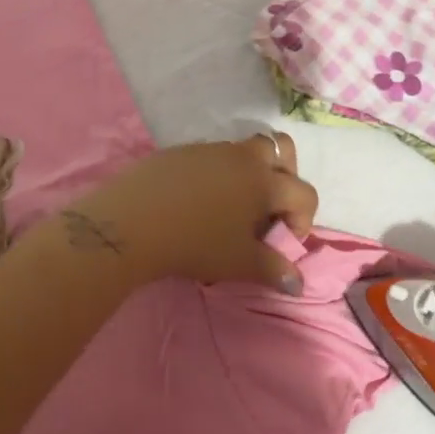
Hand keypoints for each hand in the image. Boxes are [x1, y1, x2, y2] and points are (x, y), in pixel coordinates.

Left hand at [61, 132, 319, 291]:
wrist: (131, 222)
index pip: (304, 193)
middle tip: (266, 208)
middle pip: (281, 149)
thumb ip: (273, 270)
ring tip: (229, 207)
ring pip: (244, 151)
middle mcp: (243, 157)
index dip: (303, 219)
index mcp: (266, 182)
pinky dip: (215, 174)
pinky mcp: (179, 151)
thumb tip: (297, 284)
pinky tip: (195, 202)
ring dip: (249, 174)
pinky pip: (210, 157)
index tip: (282, 242)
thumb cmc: (195, 243)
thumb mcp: (239, 262)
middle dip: (284, 175)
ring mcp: (210, 149)